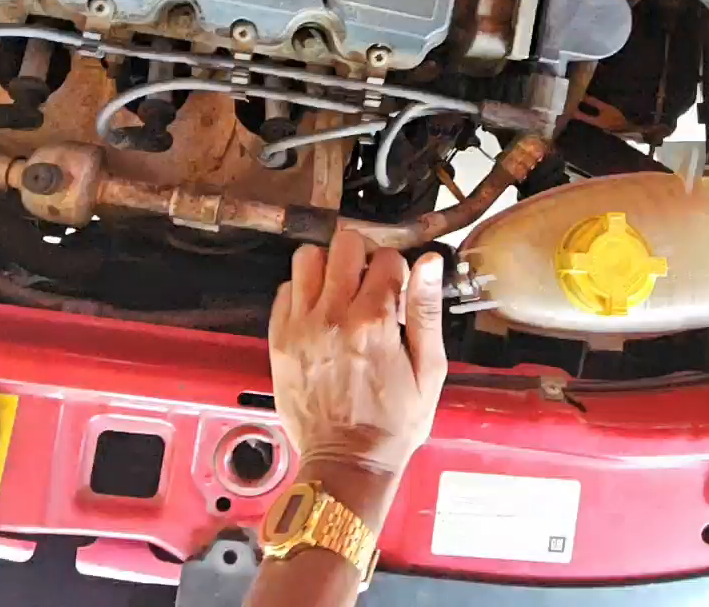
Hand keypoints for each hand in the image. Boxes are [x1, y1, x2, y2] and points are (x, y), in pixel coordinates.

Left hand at [268, 230, 448, 477]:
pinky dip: (303, 292)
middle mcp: (332, 316)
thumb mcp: (429, 370)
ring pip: (307, 258)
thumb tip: (428, 261)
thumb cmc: (395, 421)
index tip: (397, 294)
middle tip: (368, 284)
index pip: (386, 257)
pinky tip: (319, 313)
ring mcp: (300, 327)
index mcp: (374, 321)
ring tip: (340, 293)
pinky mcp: (278, 340)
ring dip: (327, 268)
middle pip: (343, 244)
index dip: (397, 271)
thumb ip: (427, 310)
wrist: (347, 464)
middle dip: (361, 256)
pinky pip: (285, 290)